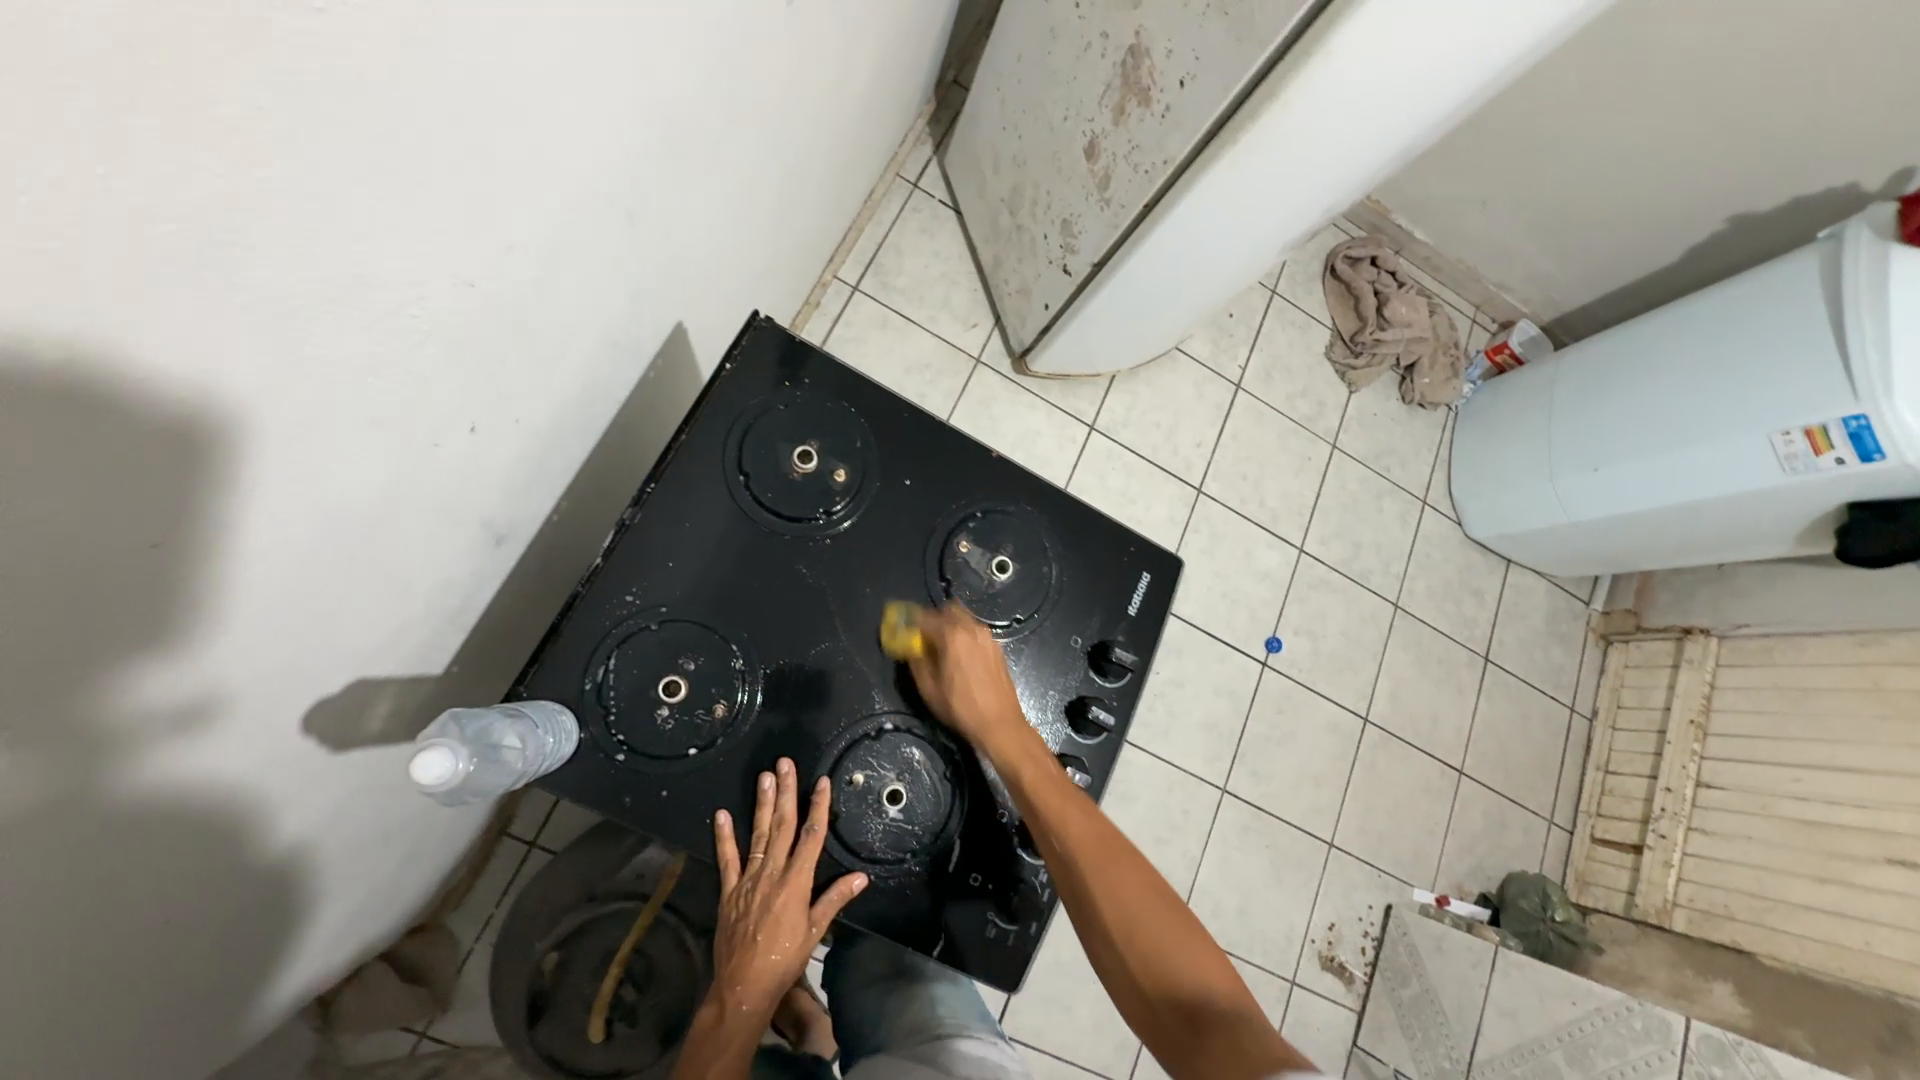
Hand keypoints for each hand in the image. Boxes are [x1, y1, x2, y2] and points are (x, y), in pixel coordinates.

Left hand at [709, 758, 867, 1017]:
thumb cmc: (785, 960)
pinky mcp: (729, 891)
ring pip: (757, 835)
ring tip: (764, 776)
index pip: (811, 836)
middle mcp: (772, 873)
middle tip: (785, 764)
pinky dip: (724, 837)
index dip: (818, 807)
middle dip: (786, 793)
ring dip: (761, 804)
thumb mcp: (815, 931)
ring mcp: (748, 880)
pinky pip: (726, 859)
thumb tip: (861, 877)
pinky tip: (721, 814)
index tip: (822, 782)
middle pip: (782, 826)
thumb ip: (835, 899)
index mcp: (796, 882)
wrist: (744, 986)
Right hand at [907, 604, 1031, 749]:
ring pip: (965, 618)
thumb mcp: (928, 689)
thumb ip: (916, 663)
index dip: (912, 622)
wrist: (1000, 723)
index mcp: (952, 635)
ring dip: (951, 624)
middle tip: (925, 636)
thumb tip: (911, 649)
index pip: (925, 617)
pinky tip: (961, 655)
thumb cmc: (960, 708)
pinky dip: (965, 634)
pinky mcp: (997, 647)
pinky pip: (976, 630)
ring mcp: (988, 636)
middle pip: (949, 609)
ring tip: (943, 646)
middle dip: (934, 618)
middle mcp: (972, 628)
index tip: (904, 630)